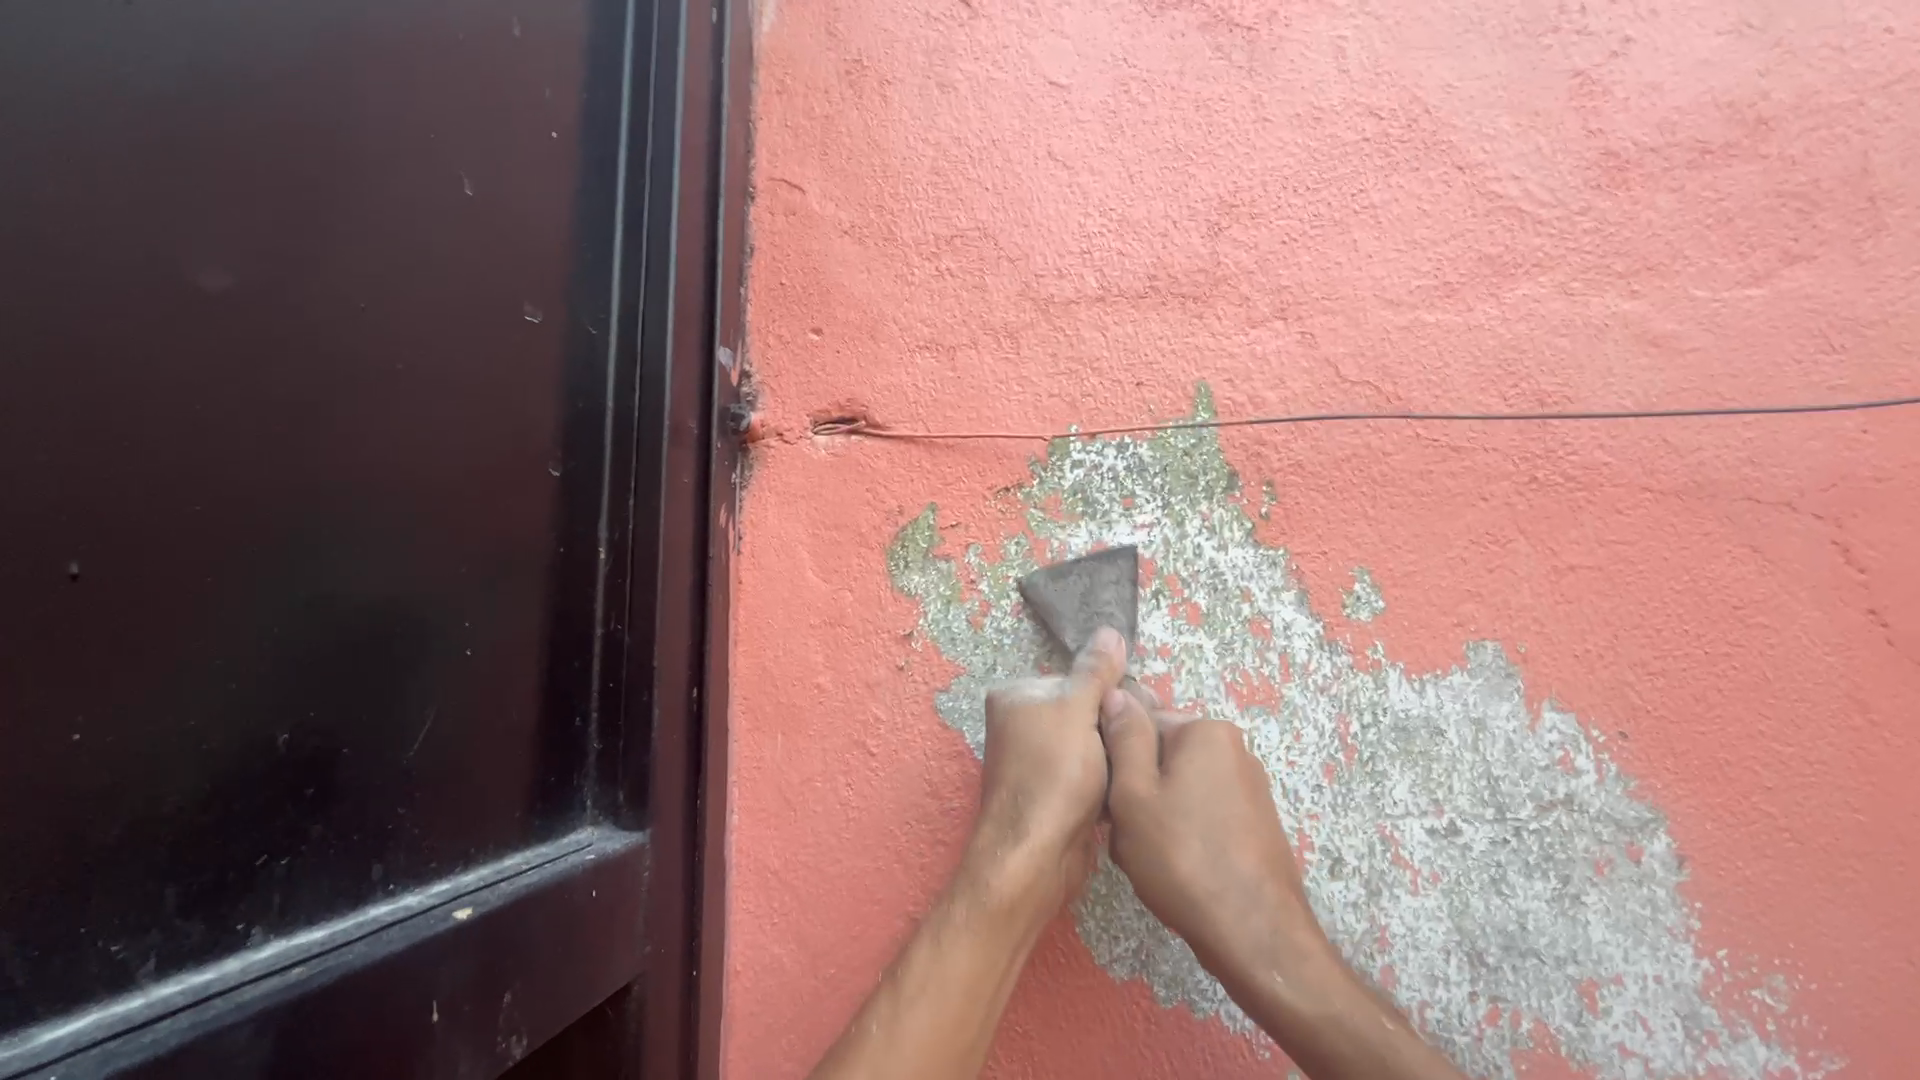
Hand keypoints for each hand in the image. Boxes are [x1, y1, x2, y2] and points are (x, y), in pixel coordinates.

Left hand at [968, 627, 1128, 904]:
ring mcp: (1039, 760)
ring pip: (1095, 744)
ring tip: (1143, 764)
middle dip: (1118, 724)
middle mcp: (1023, 724)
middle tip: (1149, 737)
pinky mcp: (1056, 793)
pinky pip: (1094, 774)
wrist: (1036, 857)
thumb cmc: (1053, 775)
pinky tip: (1131, 789)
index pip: (1077, 677)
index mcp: (1018, 696)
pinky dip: (1112, 780)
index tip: (1144, 706)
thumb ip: (1096, 671)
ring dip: (1119, 755)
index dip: (1112, 690)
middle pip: (1088, 710)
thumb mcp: (1077, 710)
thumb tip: (1110, 631)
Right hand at [1097, 689, 1332, 990]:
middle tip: (1126, 835)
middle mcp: (1234, 750)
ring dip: (1156, 820)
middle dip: (1138, 794)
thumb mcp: (1134, 794)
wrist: (1254, 935)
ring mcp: (1249, 789)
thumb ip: (1124, 738)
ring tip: (1148, 860)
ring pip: (1178, 792)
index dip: (1117, 762)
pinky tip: (1175, 872)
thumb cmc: (1183, 857)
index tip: (1110, 800)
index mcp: (1206, 731)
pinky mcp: (1255, 825)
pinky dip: (1182, 838)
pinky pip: (1202, 816)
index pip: (1140, 725)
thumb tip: (1117, 694)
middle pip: (1161, 759)